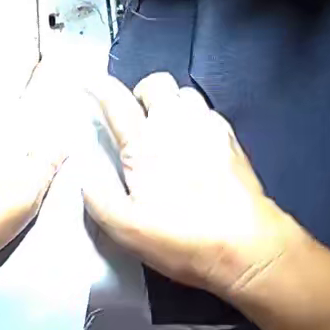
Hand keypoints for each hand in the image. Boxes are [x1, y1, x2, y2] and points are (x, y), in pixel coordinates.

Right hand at [81, 71, 304, 299]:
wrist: (247, 247)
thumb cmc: (183, 237)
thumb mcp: (125, 228)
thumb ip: (96, 197)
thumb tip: (82, 174)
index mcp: (144, 142)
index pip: (116, 100)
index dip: (98, 88)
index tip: (88, 86)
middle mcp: (177, 125)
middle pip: (156, 83)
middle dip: (139, 93)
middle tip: (132, 118)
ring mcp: (208, 129)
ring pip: (185, 94)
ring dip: (169, 104)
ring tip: (163, 129)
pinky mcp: (231, 141)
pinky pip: (208, 113)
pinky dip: (194, 119)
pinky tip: (191, 143)